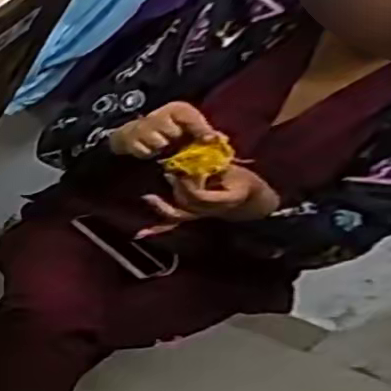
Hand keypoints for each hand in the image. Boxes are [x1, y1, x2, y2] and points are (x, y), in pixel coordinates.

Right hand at [106, 101, 215, 159]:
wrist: (133, 133)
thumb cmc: (165, 130)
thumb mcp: (185, 127)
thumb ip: (202, 132)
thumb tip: (221, 139)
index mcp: (176, 109)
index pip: (191, 117)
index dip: (201, 129)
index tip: (209, 140)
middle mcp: (158, 114)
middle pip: (174, 133)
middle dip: (175, 140)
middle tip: (173, 142)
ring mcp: (143, 127)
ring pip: (160, 143)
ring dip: (161, 148)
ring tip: (160, 146)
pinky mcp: (130, 139)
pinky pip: (146, 152)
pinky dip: (148, 153)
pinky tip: (148, 149)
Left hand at [139, 164, 280, 237]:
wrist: (252, 203)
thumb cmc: (244, 183)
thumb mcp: (236, 172)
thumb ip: (217, 166)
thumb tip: (197, 156)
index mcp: (225, 200)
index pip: (199, 195)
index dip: (190, 182)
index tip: (186, 169)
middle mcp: (209, 211)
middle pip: (186, 202)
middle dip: (177, 187)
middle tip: (169, 172)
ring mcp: (198, 216)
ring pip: (177, 215)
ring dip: (161, 207)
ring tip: (148, 197)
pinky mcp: (191, 218)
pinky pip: (172, 224)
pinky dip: (156, 229)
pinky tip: (138, 234)